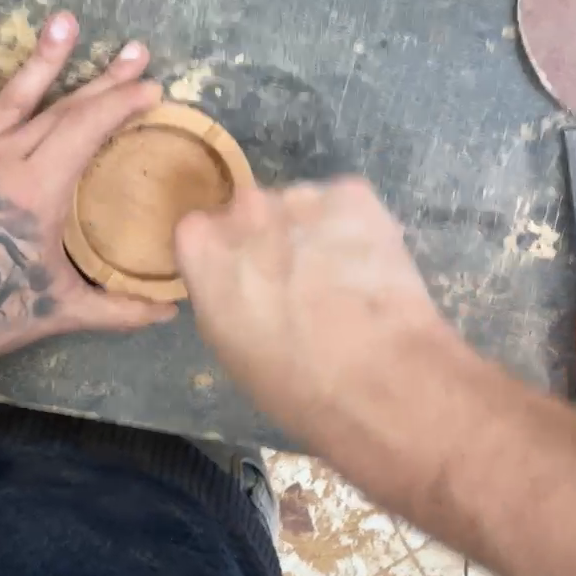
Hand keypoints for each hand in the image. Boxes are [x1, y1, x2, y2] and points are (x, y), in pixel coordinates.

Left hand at [0, 11, 177, 400]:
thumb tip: (172, 311)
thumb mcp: (64, 310)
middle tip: (135, 52)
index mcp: (39, 190)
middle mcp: (3, 158)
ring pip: (13, 96)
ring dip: (45, 58)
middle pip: (63, 108)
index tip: (152, 89)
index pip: (89, 129)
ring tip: (66, 21)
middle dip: (104, 80)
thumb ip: (121, 309)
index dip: (122, 104)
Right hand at [173, 178, 457, 434]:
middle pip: (254, 213)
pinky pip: (348, 205)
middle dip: (272, 239)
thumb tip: (240, 282)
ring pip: (303, 208)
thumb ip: (222, 292)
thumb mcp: (227, 343)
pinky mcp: (353, 193)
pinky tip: (370, 268)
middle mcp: (245, 208)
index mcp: (200, 245)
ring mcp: (300, 195)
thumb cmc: (291, 382)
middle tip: (300, 283)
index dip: (229, 257)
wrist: (375, 377)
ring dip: (315, 233)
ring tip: (343, 280)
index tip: (249, 282)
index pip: (204, 232)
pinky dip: (358, 228)